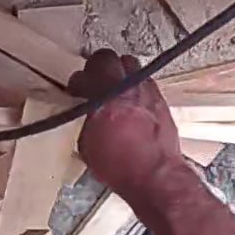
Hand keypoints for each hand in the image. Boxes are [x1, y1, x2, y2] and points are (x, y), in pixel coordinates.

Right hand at [69, 50, 188, 202]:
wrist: (154, 176)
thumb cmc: (121, 166)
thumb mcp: (86, 145)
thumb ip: (82, 119)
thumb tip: (80, 111)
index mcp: (101, 100)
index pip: (83, 75)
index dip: (77, 82)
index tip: (75, 90)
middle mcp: (124, 89)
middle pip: (106, 58)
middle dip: (96, 68)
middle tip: (92, 80)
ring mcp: (145, 90)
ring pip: (129, 62)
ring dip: (118, 71)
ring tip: (113, 87)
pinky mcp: (159, 97)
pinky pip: (145, 78)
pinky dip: (135, 84)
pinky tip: (130, 99)